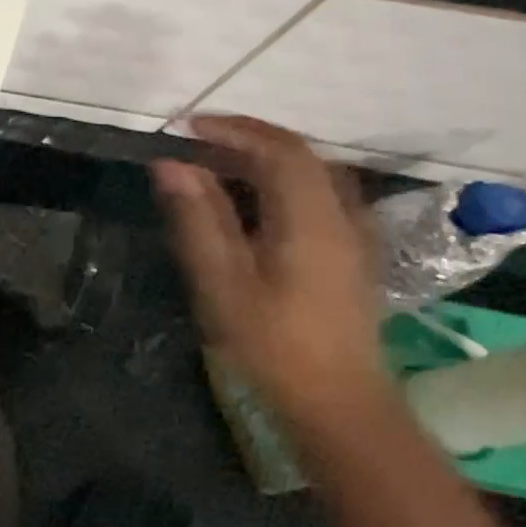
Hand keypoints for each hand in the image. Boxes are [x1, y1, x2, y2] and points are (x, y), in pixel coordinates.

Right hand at [153, 116, 384, 416]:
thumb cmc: (271, 341)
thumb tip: (171, 164)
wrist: (336, 400)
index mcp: (312, 219)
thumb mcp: (221, 279)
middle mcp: (343, 217)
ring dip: (265, 158)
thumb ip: (197, 217)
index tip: (185, 126)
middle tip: (196, 140)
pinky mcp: (350, 255)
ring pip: (314, 175)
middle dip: (249, 138)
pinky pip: (318, 196)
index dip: (234, 129)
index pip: (280, 151)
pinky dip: (280, 181)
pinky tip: (250, 200)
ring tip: (215, 163)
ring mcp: (354, 237)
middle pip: (303, 156)